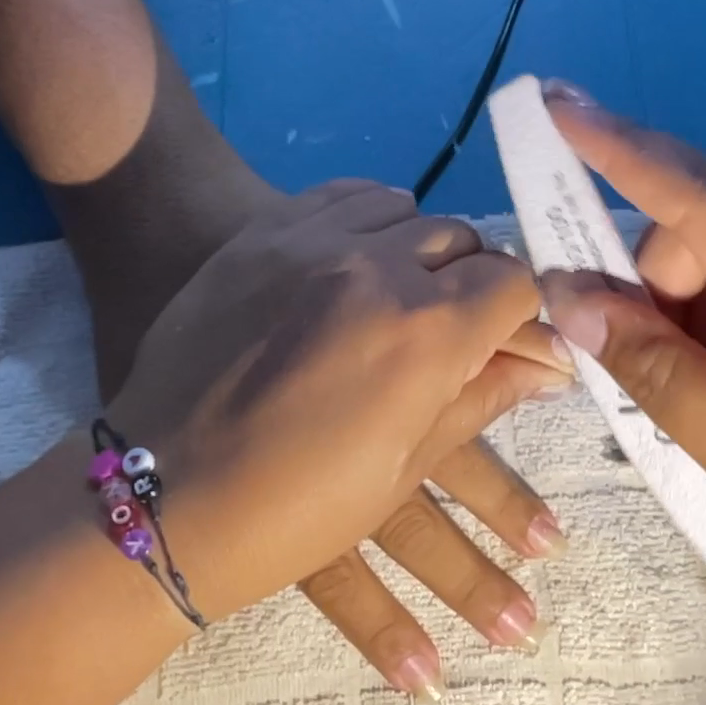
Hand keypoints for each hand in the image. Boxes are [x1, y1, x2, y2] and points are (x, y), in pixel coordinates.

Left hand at [106, 181, 567, 651]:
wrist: (162, 491)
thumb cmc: (293, 508)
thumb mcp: (401, 468)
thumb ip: (478, 398)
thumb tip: (543, 364)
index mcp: (425, 336)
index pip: (515, 288)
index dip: (525, 319)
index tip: (515, 348)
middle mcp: (379, 269)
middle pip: (467, 242)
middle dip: (479, 285)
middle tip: (462, 331)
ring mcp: (315, 242)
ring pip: (410, 211)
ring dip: (425, 249)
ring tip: (407, 294)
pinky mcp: (265, 235)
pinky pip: (345, 197)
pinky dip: (372, 219)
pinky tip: (362, 256)